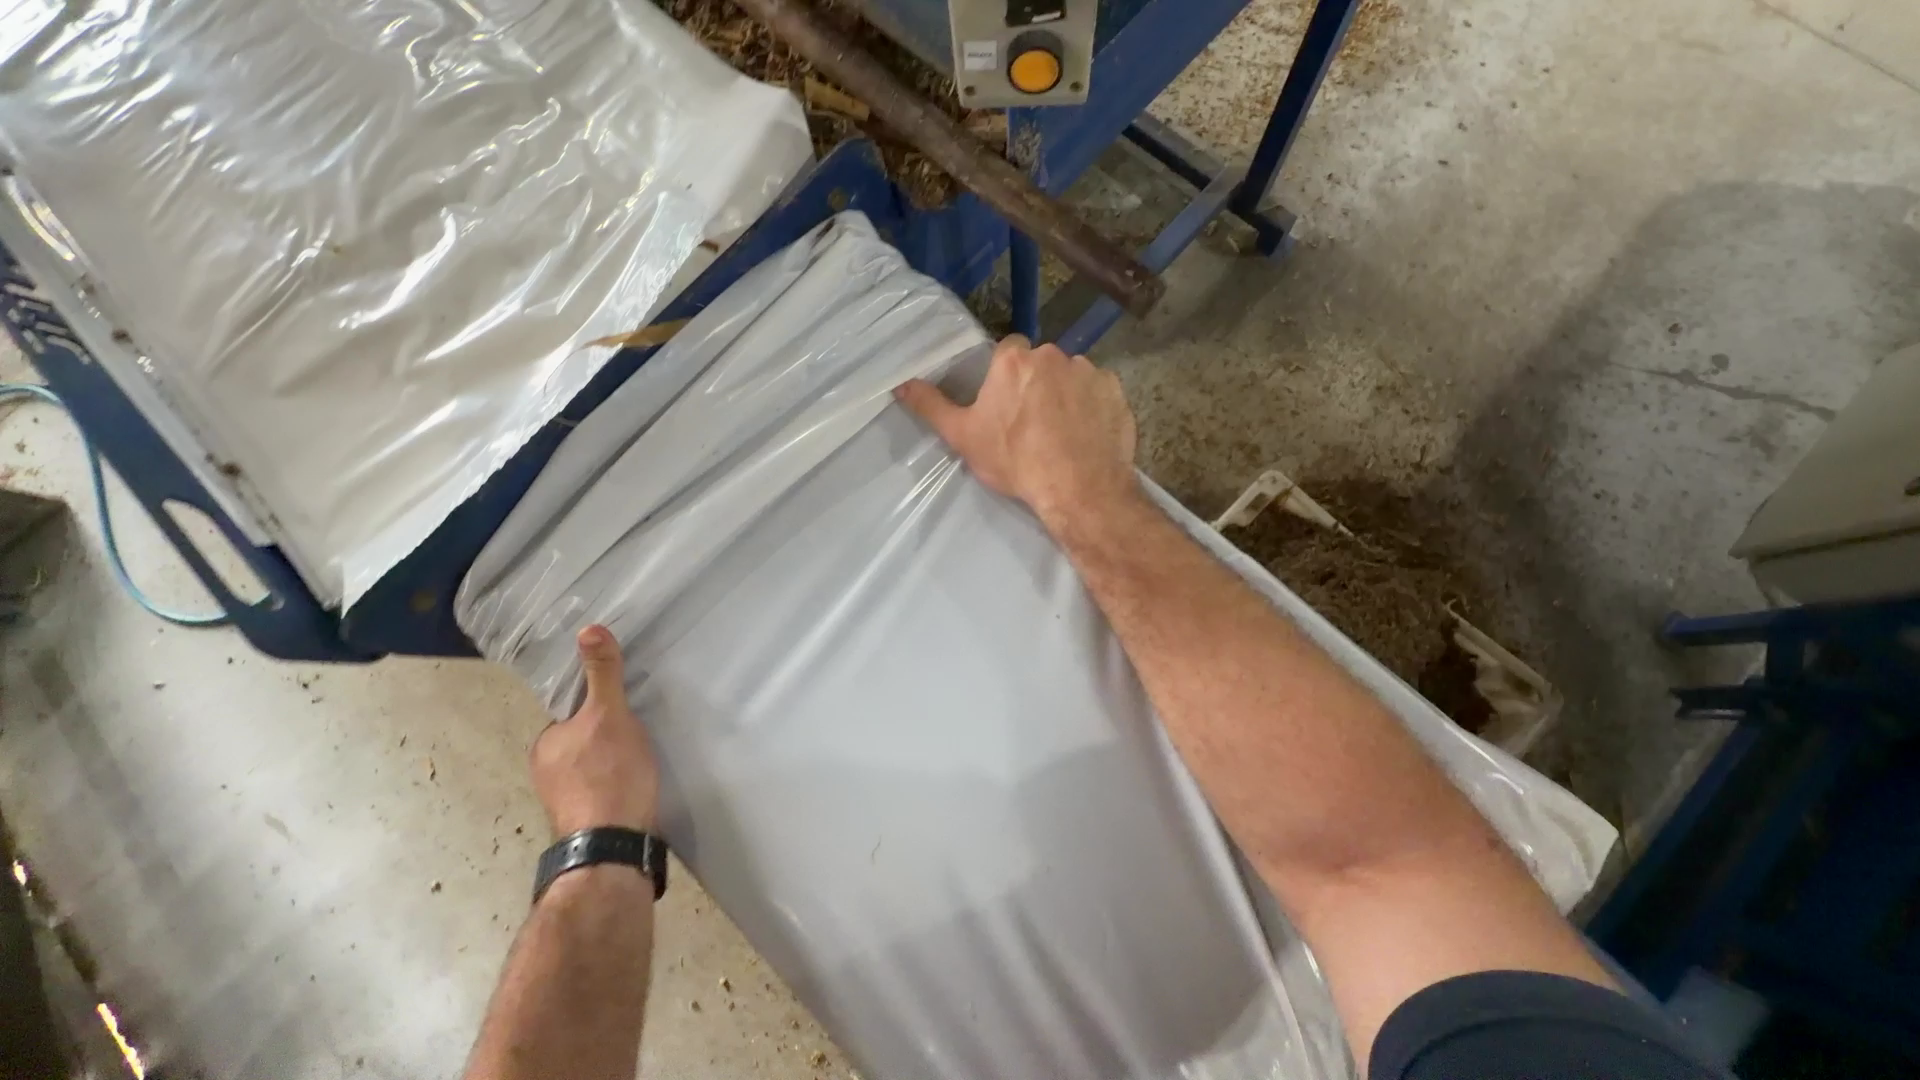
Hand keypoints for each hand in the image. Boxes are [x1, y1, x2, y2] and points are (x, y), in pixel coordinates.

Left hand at [530, 626, 659, 837]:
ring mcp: (564, 800)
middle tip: (637, 731)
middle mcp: (546, 772)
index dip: (597, 707)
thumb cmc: (608, 773)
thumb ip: (602, 674)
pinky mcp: (586, 821)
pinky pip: (601, 790)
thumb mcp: (609, 715)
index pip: (572, 713)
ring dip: (611, 762)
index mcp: (545, 744)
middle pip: (582, 740)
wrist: (614, 843)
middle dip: (604, 736)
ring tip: (641, 759)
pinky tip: (637, 784)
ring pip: (591, 767)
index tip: (622, 707)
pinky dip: (616, 784)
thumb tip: (589, 628)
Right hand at [894, 335, 1138, 524]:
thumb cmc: (1016, 462)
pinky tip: (1086, 436)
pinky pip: (1100, 393)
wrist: (1079, 489)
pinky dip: (1093, 408)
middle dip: (1036, 385)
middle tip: (1031, 424)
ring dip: (1066, 395)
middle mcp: (1054, 355)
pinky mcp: (1117, 392)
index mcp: (1015, 360)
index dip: (1006, 377)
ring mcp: (1090, 372)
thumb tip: (900, 385)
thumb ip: (932, 406)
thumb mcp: (963, 437)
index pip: (1008, 352)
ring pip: (1071, 376)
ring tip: (1061, 434)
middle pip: (1041, 363)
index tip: (1005, 404)